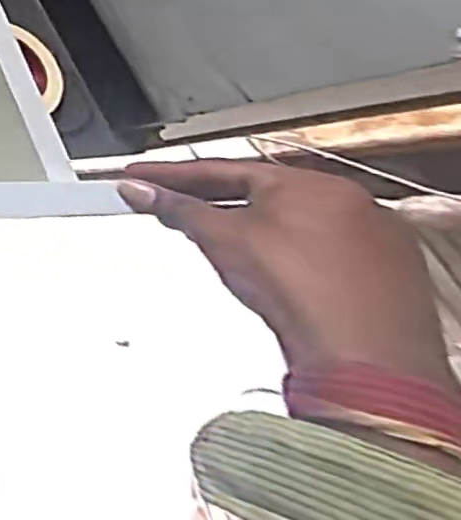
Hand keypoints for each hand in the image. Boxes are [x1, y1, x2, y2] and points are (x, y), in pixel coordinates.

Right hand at [120, 160, 453, 388]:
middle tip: (162, 199)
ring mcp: (377, 240)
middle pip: (256, 191)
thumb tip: (139, 191)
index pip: (222, 169)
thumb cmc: (302, 289)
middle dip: (204, 197)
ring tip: (201, 230)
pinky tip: (251, 256)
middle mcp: (355, 205)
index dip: (171, 174)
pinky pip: (314, 244)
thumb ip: (173, 206)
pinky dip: (276, 244)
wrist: (361, 355)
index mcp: (316, 185)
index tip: (142, 175)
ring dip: (239, 221)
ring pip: (286, 218)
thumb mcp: (215, 234)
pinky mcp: (385, 273)